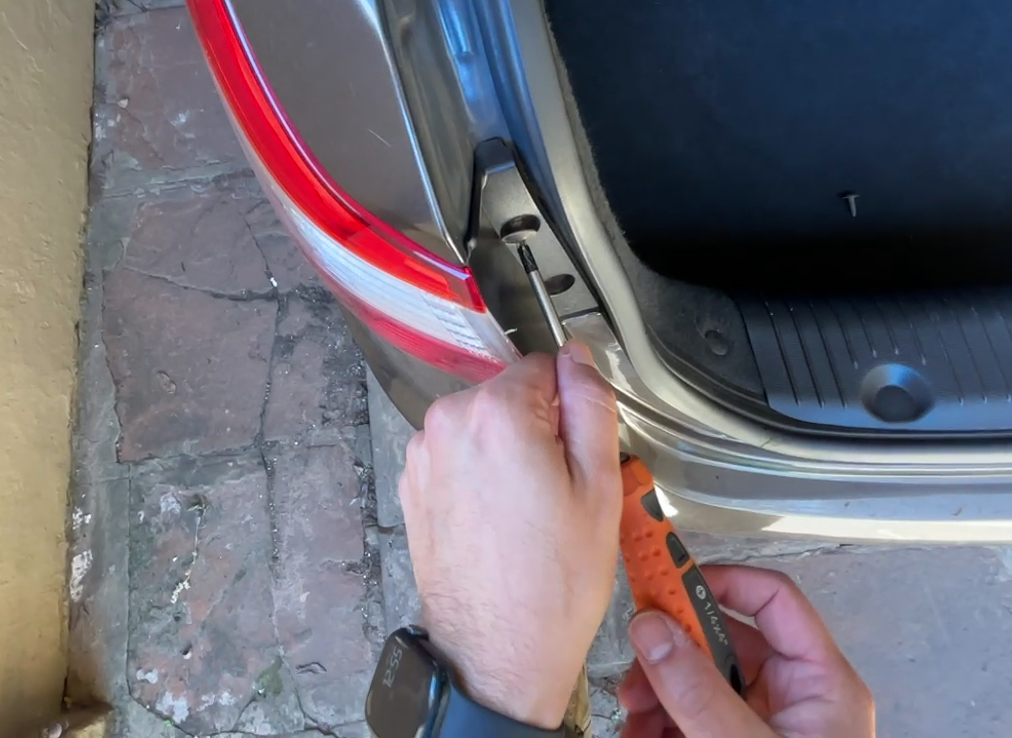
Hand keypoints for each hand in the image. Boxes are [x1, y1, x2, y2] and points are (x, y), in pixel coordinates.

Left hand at [398, 345, 620, 727]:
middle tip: (554, 489)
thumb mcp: (599, 485)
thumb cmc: (552, 580)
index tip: (572, 450)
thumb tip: (578, 357)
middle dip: (535, 427)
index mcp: (497, 412)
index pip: (543, 367)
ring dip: (504, 449)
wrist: (495, 654)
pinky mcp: (412, 480)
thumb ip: (590, 404)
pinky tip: (494, 519)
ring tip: (523, 511)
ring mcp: (423, 451)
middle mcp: (449, 419)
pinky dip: (476, 472)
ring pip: (482, 423)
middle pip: (509, 393)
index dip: (567, 406)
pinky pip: (457, 452)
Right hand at [620, 566, 873, 737]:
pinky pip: (695, 715)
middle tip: (634, 663)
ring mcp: (767, 722)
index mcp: (820, 681)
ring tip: (631, 718)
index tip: (666, 584)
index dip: (720, 579)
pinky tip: (641, 735)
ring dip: (658, 692)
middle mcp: (795, 693)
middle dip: (671, 650)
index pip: (772, 598)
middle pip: (722, 639)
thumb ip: (697, 691)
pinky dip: (663, 723)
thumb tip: (649, 626)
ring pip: (700, 678)